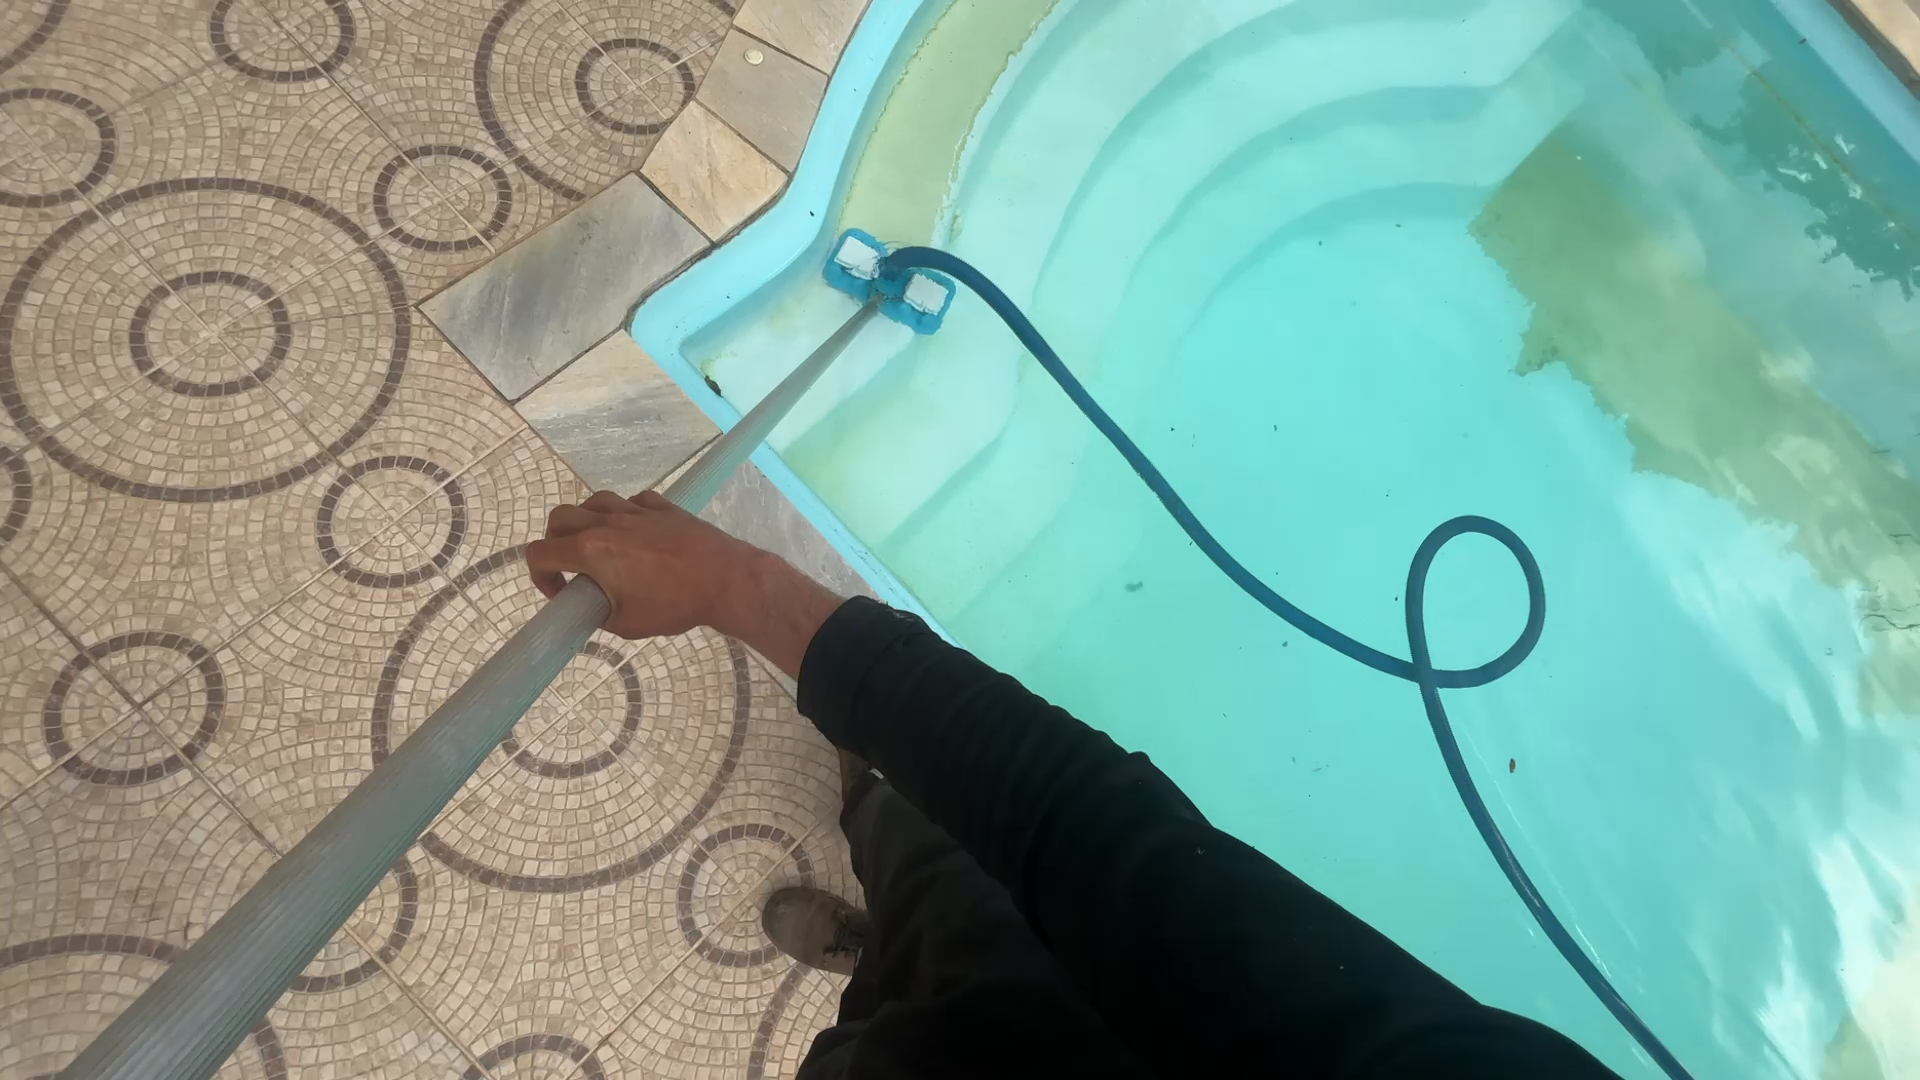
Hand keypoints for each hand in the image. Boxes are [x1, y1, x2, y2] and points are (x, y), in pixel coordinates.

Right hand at [526, 490, 760, 639]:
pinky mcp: (664, 507)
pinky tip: (637, 533)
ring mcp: (638, 511)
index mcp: (592, 551)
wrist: (726, 579)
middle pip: (560, 518)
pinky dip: (626, 514)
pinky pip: (633, 501)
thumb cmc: (677, 604)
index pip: (540, 553)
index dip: (540, 576)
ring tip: (602, 546)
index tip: (560, 592)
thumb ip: (599, 614)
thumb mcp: (628, 624)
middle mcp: (609, 523)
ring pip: (595, 501)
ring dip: (589, 521)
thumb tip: (593, 609)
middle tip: (573, 566)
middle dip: (557, 542)